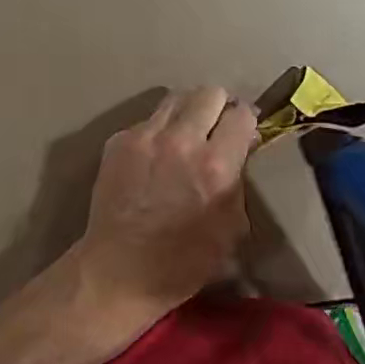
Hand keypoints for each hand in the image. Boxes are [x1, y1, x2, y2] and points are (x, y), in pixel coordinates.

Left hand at [70, 87, 258, 321]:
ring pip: (176, 97)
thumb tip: (242, 146)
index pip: (241, 114)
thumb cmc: (184, 261)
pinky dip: (159, 130)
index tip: (243, 133)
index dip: (246, 122)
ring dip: (188, 111)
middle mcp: (181, 141)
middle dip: (219, 107)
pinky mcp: (119, 141)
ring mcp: (145, 137)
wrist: (119, 270)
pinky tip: (156, 155)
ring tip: (187, 132)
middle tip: (216, 127)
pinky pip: (148, 119)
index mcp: (215, 165)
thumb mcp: (231, 227)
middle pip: (210, 92)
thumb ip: (239, 179)